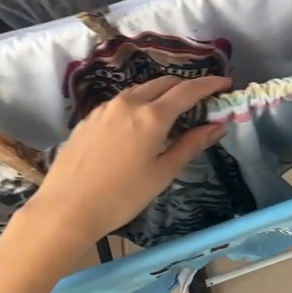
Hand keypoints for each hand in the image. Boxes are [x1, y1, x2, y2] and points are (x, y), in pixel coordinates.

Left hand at [17, 75, 230, 247]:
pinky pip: (121, 101)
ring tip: (172, 110)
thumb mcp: (162, 173)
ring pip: (140, 90)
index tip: (225, 83)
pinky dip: (139, 103)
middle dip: (186, 86)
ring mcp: (105, 108)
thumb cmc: (121, 196)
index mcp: (152, 116)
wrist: (66, 209)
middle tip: (201, 99)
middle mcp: (129, 103)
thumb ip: (191, 145)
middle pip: (164, 83)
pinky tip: (139, 123)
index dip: (210, 84)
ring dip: (161, 93)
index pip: (188, 90)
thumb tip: (217, 126)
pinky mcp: (89, 118)